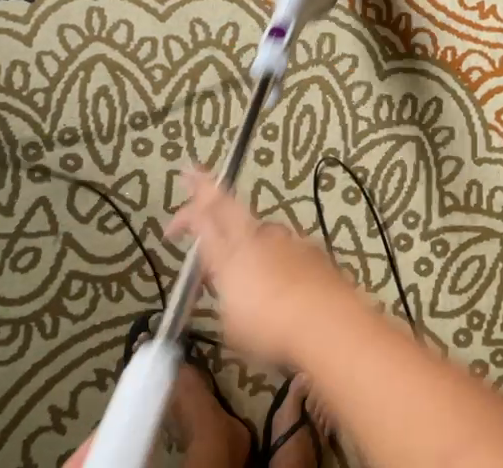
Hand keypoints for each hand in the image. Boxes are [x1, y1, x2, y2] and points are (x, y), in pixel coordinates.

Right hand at [167, 166, 358, 366]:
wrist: (327, 320)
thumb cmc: (270, 328)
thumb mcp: (232, 320)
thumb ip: (226, 294)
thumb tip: (229, 286)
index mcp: (230, 253)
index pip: (203, 219)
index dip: (187, 211)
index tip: (176, 211)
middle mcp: (257, 237)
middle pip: (228, 205)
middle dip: (208, 191)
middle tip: (195, 174)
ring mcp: (286, 239)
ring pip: (259, 230)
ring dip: (247, 239)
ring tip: (248, 269)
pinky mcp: (311, 249)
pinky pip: (284, 247)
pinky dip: (277, 257)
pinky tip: (283, 281)